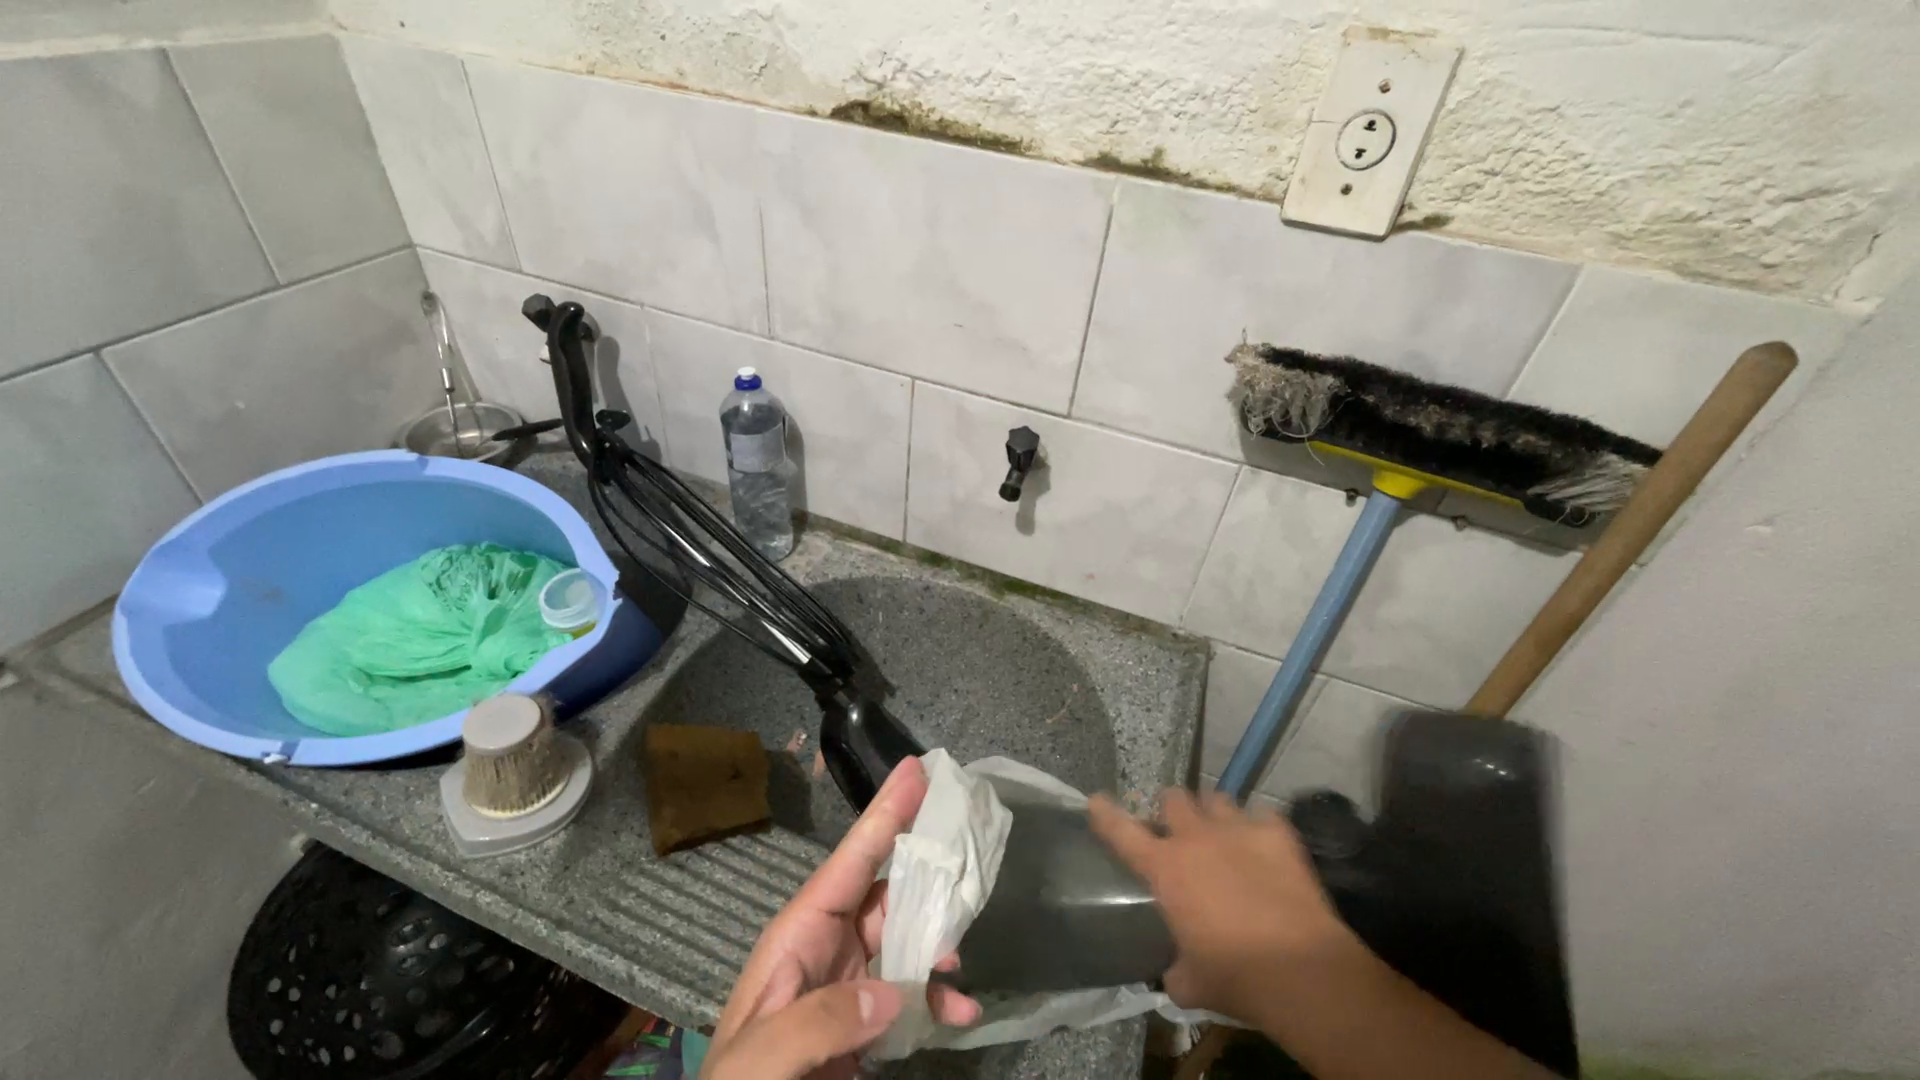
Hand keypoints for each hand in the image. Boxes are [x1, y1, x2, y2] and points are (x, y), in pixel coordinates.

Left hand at [704, 758, 981, 1079]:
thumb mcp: (762, 1057)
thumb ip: (821, 1019)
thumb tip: (896, 991)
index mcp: (798, 935)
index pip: (850, 861)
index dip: (885, 813)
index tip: (917, 770)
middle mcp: (827, 948)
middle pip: (888, 893)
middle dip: (928, 874)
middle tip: (967, 853)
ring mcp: (848, 984)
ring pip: (907, 940)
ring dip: (939, 945)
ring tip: (958, 963)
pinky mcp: (865, 1021)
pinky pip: (912, 995)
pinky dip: (939, 1001)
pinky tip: (961, 1014)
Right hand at [1087, 789, 1354, 1019]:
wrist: (1301, 970)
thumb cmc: (1235, 976)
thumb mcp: (1189, 983)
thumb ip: (1173, 969)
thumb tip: (1173, 972)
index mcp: (1165, 868)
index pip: (1121, 831)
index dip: (1104, 813)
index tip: (1095, 800)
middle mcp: (1196, 838)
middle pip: (1173, 798)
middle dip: (1172, 811)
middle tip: (1178, 831)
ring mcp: (1238, 830)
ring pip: (1217, 798)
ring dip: (1214, 814)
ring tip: (1222, 834)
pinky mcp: (1278, 834)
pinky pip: (1263, 815)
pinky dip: (1260, 828)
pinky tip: (1264, 847)